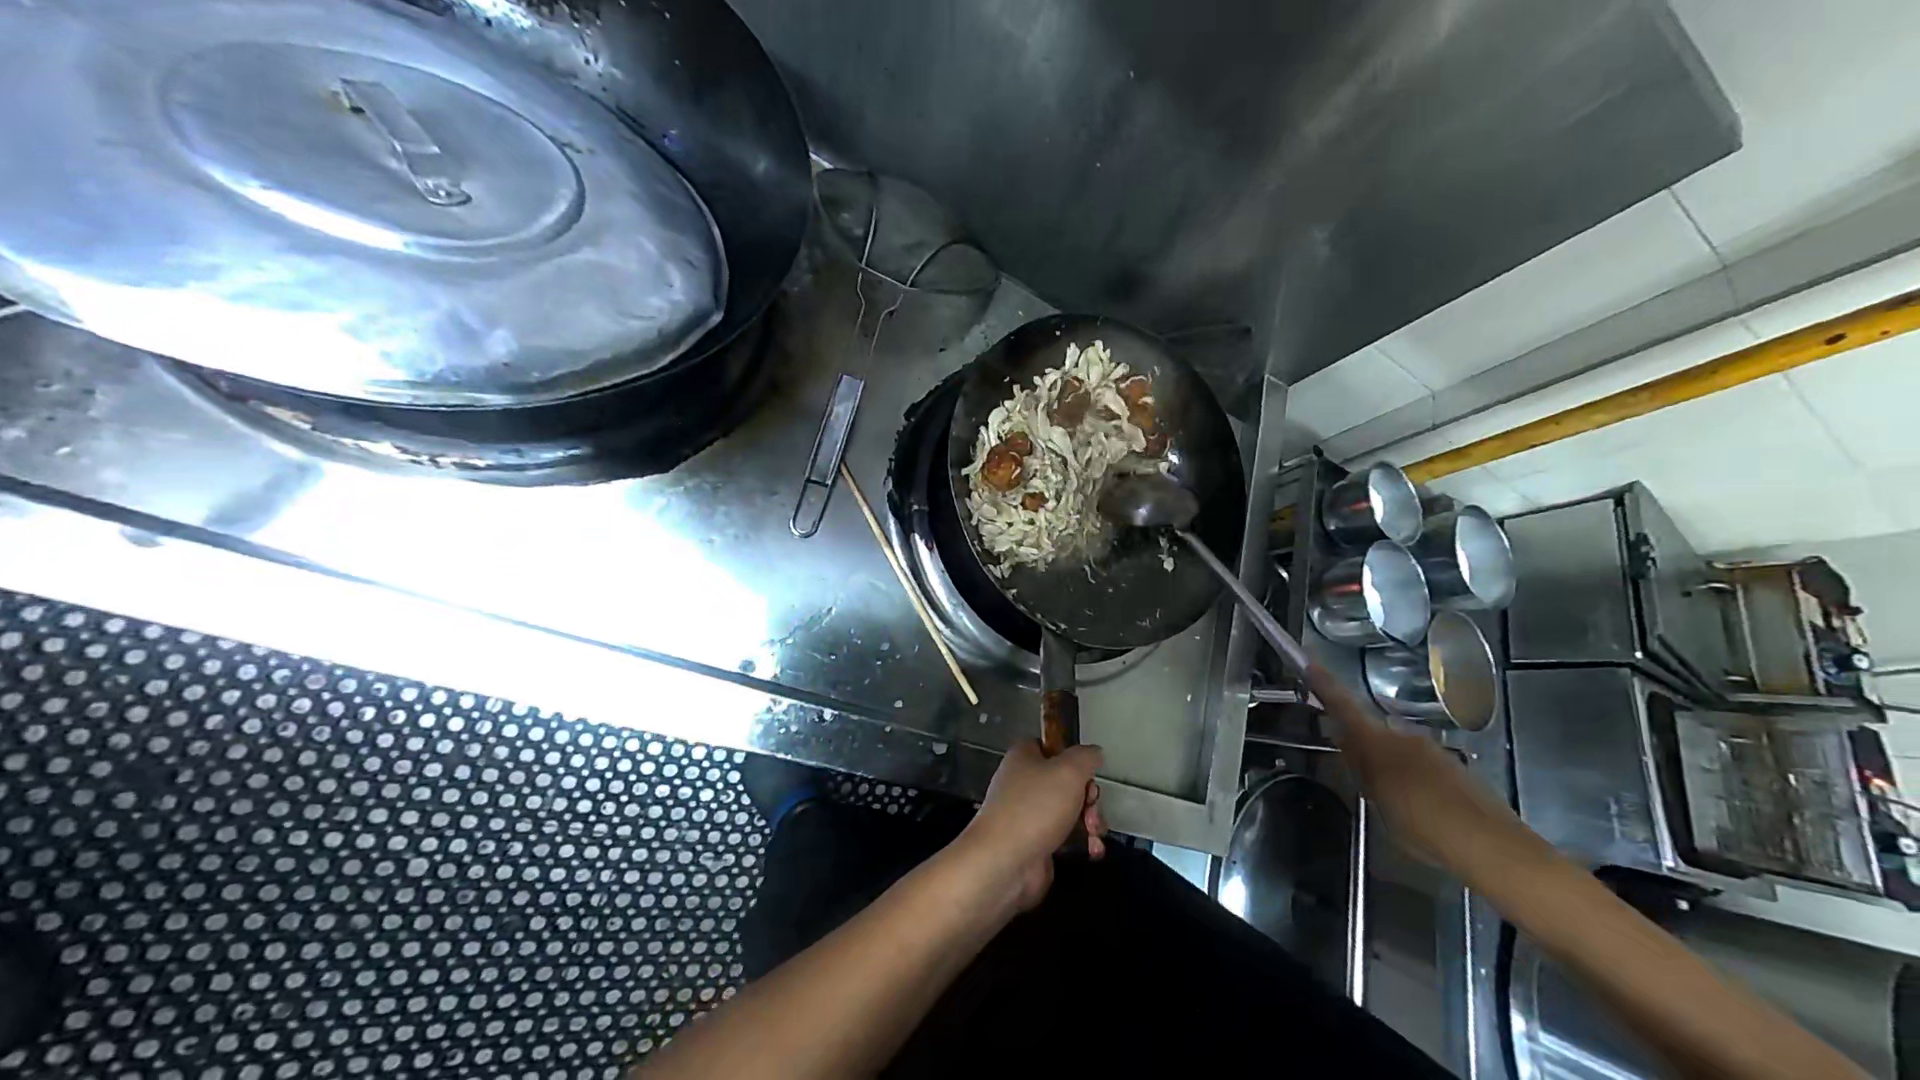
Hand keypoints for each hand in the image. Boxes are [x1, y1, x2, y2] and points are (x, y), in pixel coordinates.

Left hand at [953, 739, 1107, 910]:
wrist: (1005, 861)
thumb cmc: (1035, 807)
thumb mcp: (1069, 770)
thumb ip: (1086, 757)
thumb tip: (1094, 753)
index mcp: (1024, 757)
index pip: (1052, 747)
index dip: (1074, 759)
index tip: (1087, 773)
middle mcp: (1024, 783)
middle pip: (1067, 782)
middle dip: (1088, 797)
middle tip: (1091, 809)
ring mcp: (1028, 815)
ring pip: (1070, 811)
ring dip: (1090, 822)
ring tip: (1093, 834)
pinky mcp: (1035, 843)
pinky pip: (1066, 837)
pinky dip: (1082, 843)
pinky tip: (1090, 851)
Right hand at [1325, 703, 1545, 877]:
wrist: (1491, 847)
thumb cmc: (1423, 825)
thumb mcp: (1377, 799)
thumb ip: (1360, 767)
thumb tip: (1345, 741)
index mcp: (1379, 742)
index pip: (1344, 705)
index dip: (1325, 685)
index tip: (1310, 663)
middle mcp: (1406, 736)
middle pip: (1372, 728)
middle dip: (1361, 742)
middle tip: (1354, 770)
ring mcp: (1433, 750)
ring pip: (1397, 747)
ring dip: (1387, 762)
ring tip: (1386, 798)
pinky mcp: (1454, 767)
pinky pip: (1418, 762)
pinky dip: (1410, 775)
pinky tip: (1415, 806)